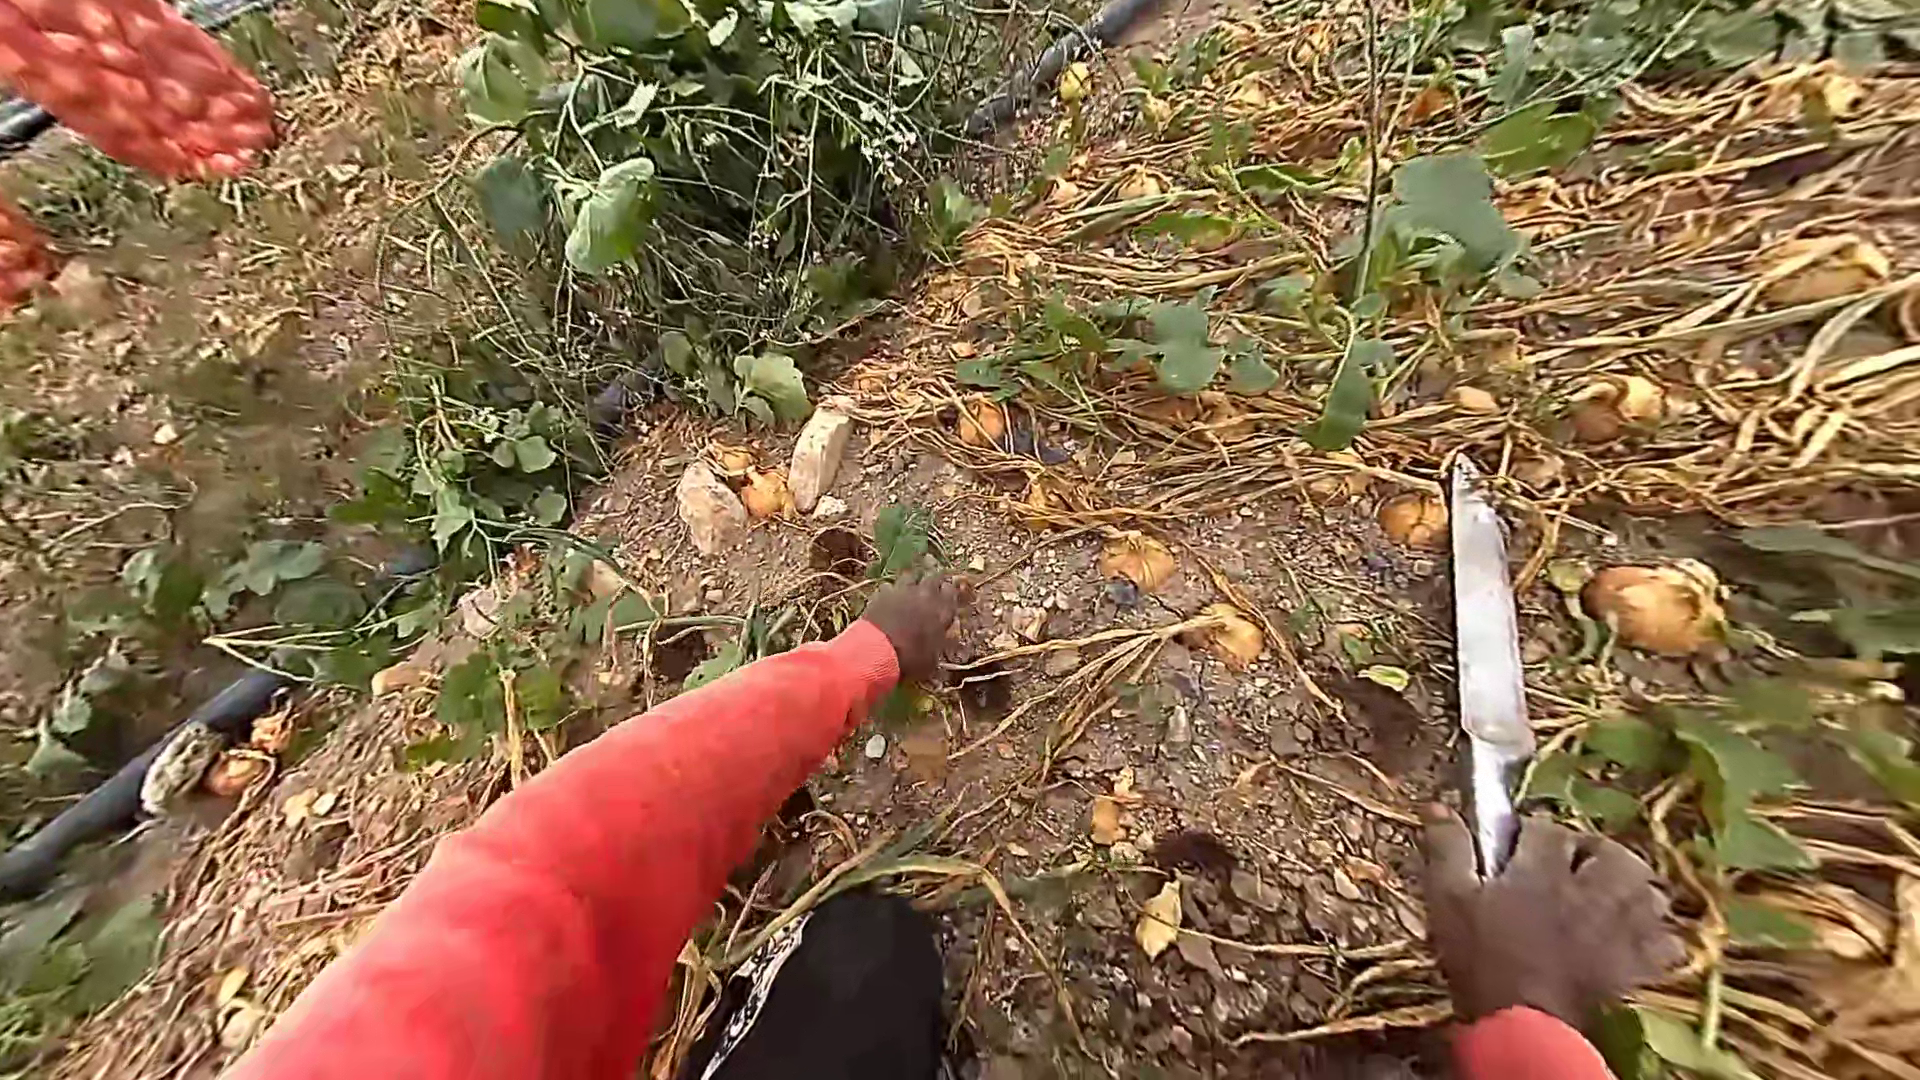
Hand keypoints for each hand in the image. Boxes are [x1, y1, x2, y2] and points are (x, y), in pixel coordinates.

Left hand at [860, 572, 961, 682]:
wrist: (876, 652)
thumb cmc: (910, 660)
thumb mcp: (931, 659)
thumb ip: (939, 643)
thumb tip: (946, 639)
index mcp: (942, 610)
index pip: (952, 592)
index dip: (950, 593)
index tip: (948, 596)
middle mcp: (925, 595)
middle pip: (934, 578)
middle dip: (935, 581)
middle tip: (932, 587)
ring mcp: (903, 591)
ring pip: (911, 576)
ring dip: (913, 580)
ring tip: (911, 588)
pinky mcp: (882, 593)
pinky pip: (890, 586)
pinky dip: (891, 591)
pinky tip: (889, 597)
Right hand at [1422, 805, 1682, 1029]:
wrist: (1524, 1024)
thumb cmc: (1479, 952)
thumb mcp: (1448, 893)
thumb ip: (1448, 846)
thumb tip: (1438, 805)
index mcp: (1542, 874)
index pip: (1549, 830)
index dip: (1530, 828)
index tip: (1511, 840)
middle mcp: (1591, 897)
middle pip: (1616, 855)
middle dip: (1592, 848)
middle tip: (1565, 857)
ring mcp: (1622, 934)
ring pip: (1649, 893)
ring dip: (1625, 883)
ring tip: (1595, 888)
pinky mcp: (1640, 969)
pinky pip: (1668, 939)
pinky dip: (1651, 927)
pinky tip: (1624, 929)